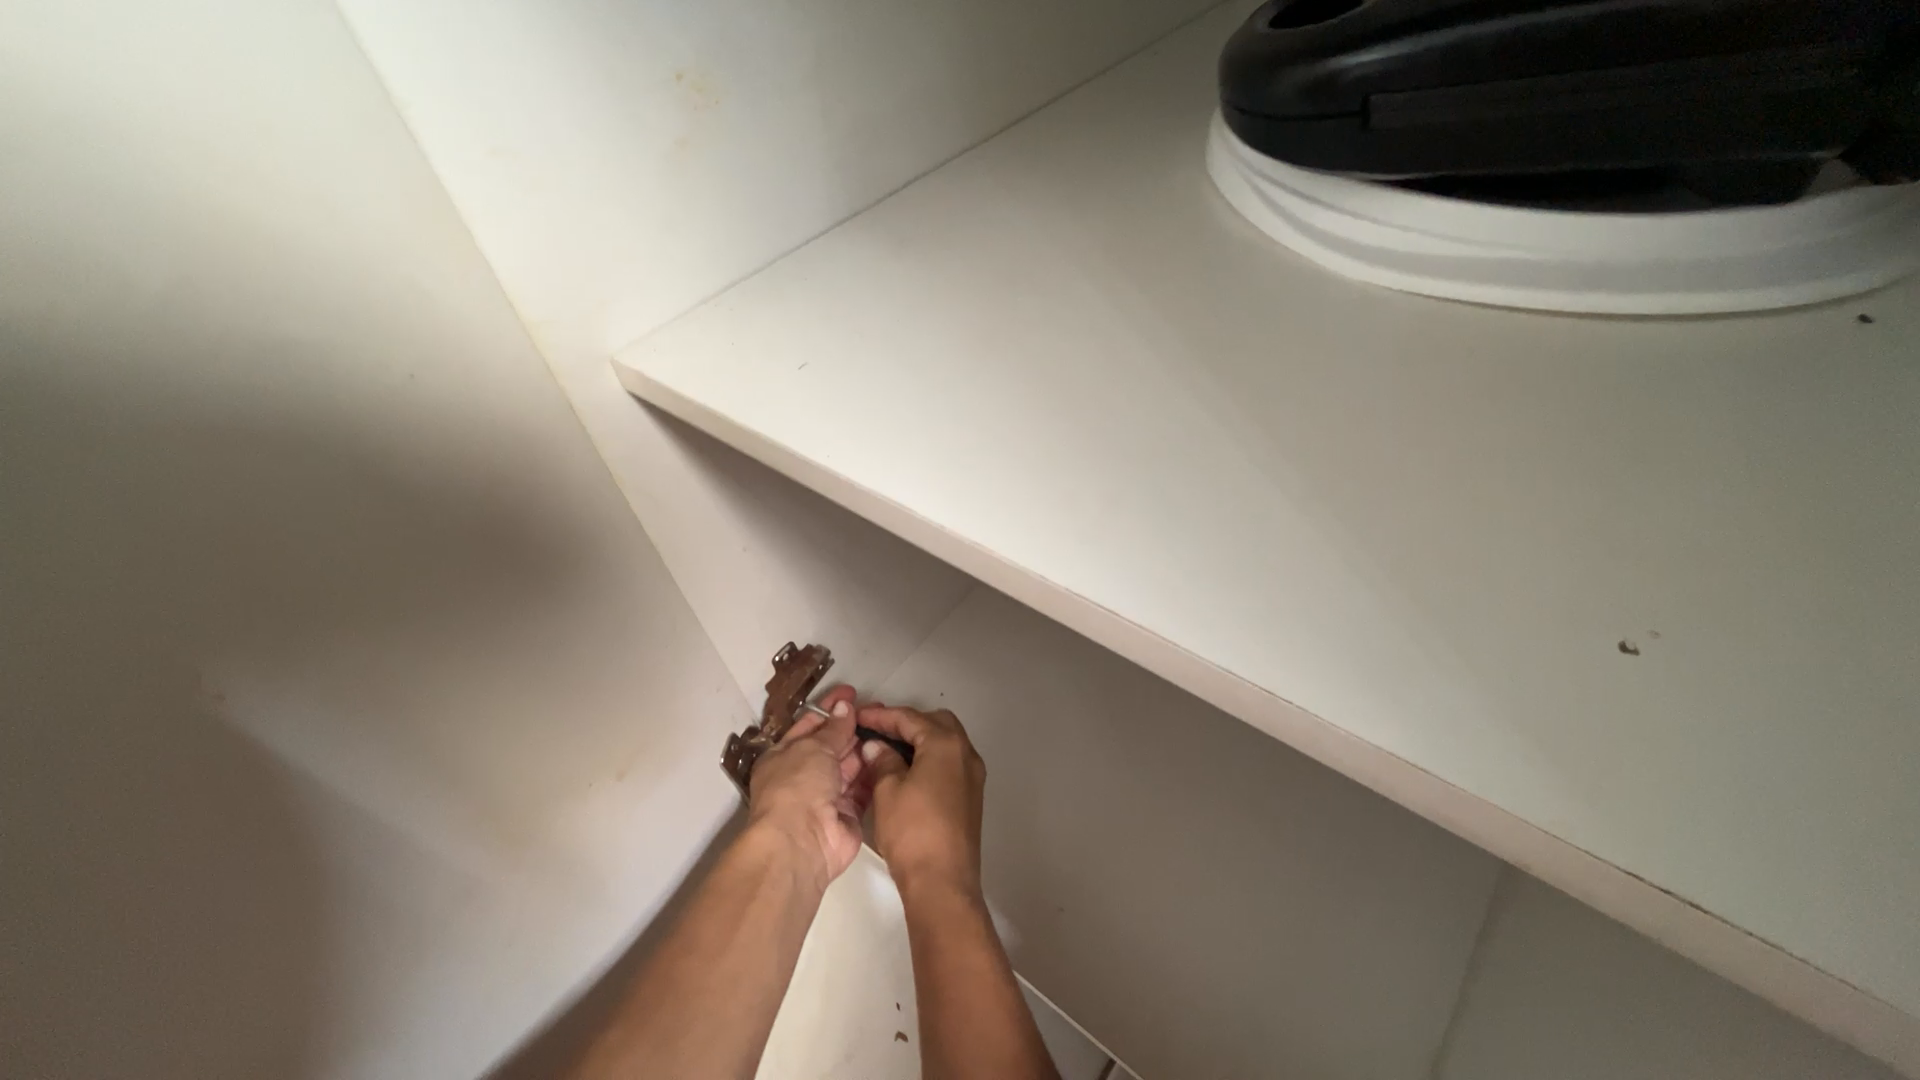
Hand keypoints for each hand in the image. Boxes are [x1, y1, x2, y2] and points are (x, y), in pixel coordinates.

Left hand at [747, 685, 871, 888]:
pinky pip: (863, 788)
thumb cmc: (797, 786)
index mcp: (784, 755)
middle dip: (852, 727)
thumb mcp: (813, 748)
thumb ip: (834, 728)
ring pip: (850, 765)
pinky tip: (891, 755)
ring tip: (889, 727)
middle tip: (878, 708)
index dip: (830, 707)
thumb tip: (844, 707)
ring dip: (865, 748)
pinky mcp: (847, 813)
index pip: (809, 724)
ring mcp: (826, 796)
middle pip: (831, 745)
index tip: (852, 692)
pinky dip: (874, 773)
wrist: (801, 843)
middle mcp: (803, 774)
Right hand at [857, 704, 986, 898]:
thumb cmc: (913, 832)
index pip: (910, 718)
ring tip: (887, 748)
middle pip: (935, 723)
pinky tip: (905, 771)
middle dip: (906, 723)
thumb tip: (876, 747)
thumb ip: (883, 761)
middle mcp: (965, 754)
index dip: (881, 716)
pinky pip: (948, 763)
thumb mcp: (888, 791)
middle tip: (876, 730)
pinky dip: (928, 759)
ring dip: (918, 741)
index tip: (859, 717)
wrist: (942, 882)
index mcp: (946, 745)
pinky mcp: (971, 796)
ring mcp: (972, 776)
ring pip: (945, 743)